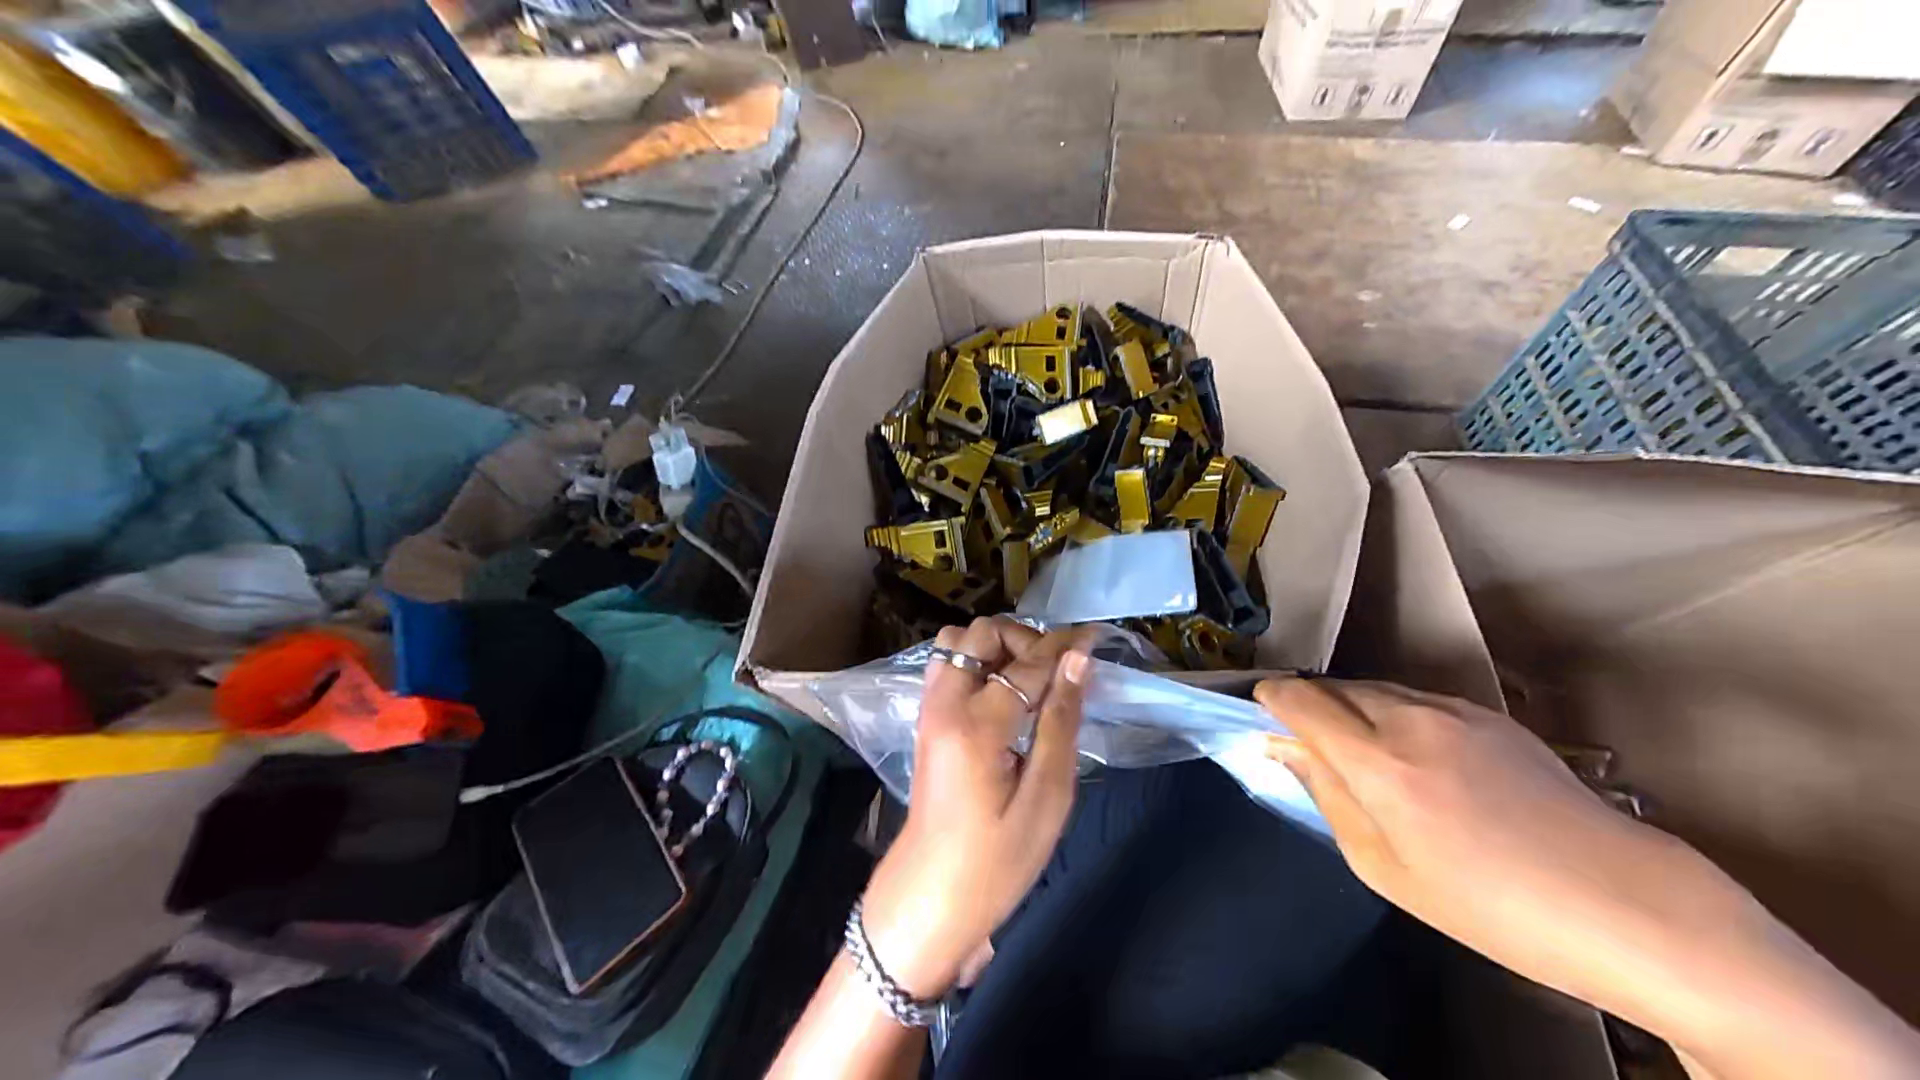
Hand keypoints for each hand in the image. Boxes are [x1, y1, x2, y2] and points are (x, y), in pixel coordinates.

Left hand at [858, 617, 1090, 1000]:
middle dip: (1024, 639)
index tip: (1094, 638)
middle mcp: (944, 704)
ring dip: (996, 647)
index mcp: (976, 725)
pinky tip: (1005, 696)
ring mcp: (928, 710)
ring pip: (956, 644)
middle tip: (1057, 672)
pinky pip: (948, 667)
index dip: (1064, 646)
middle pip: (980, 634)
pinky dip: (977, 663)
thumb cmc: (996, 862)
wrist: (930, 898)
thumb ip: (1060, 722)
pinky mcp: (926, 721)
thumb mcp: (1045, 800)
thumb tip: (1078, 660)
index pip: (1027, 663)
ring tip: (1030, 682)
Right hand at [1255, 677, 1919, 1079]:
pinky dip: (1393, 712)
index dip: (1270, 699)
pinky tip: (1415, 754)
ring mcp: (1456, 711)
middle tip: (1307, 741)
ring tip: (1361, 750)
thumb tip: (1286, 749)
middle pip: (1333, 686)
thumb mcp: (1385, 869)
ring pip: (1375, 688)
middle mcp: (1412, 720)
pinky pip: (1417, 697)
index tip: (1261, 713)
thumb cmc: (1491, 906)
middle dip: (1309, 704)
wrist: (1628, 905)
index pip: (1299, 699)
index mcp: (1380, 764)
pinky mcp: (1492, 715)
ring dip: (1351, 707)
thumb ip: (1327, 797)